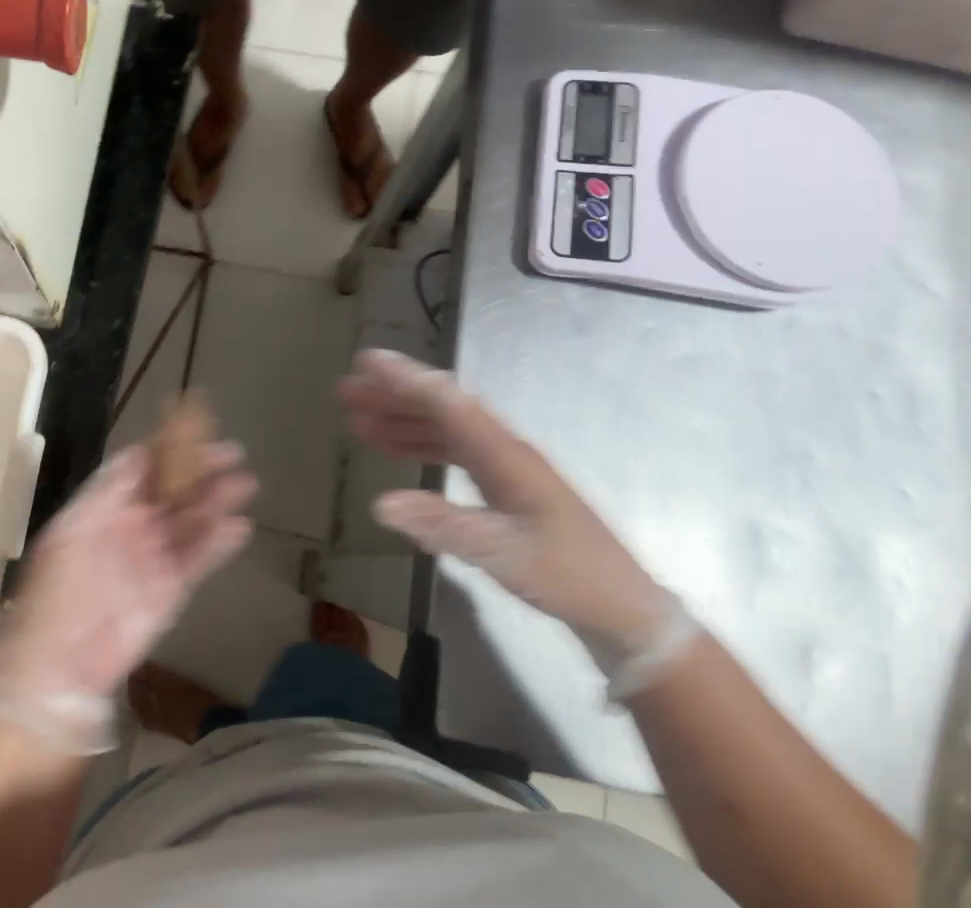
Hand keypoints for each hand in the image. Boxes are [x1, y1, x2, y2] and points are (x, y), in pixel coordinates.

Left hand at [0, 444, 257, 752]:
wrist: (58, 665)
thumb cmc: (57, 594)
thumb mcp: (71, 533)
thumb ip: (106, 493)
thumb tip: (137, 453)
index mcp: (103, 510)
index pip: (141, 471)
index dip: (168, 451)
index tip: (196, 432)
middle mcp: (130, 528)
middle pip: (172, 493)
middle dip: (201, 473)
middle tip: (233, 456)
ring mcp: (152, 558)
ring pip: (189, 522)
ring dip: (215, 502)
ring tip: (244, 485)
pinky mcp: (170, 589)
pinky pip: (198, 558)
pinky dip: (218, 542)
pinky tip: (239, 527)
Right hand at [340, 350, 696, 693]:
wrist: (623, 607)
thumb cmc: (568, 576)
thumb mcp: (503, 553)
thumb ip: (443, 525)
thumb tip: (380, 502)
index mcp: (507, 456)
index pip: (450, 405)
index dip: (406, 381)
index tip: (367, 362)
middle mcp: (506, 452)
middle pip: (444, 411)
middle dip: (395, 397)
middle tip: (347, 390)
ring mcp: (508, 471)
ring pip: (447, 432)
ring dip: (404, 421)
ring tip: (359, 420)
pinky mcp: (508, 492)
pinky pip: (456, 455)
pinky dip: (422, 449)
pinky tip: (399, 455)